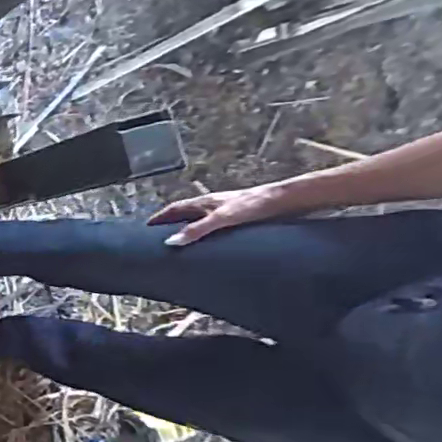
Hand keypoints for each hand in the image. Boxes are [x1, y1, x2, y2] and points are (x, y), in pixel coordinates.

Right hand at [147, 182, 298, 245]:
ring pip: (205, 219)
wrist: (295, 198)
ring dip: (194, 227)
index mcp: (203, 202)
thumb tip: (169, 243)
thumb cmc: (256, 204)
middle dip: (173, 223)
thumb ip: (196, 230)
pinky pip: (222, 225)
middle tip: (163, 237)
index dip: (159, 217)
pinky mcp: (248, 216)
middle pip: (187, 213)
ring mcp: (231, 210)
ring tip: (188, 241)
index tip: (146, 227)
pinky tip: (219, 241)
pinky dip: (214, 232)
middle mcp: (214, 204)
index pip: (173, 209)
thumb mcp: (222, 218)